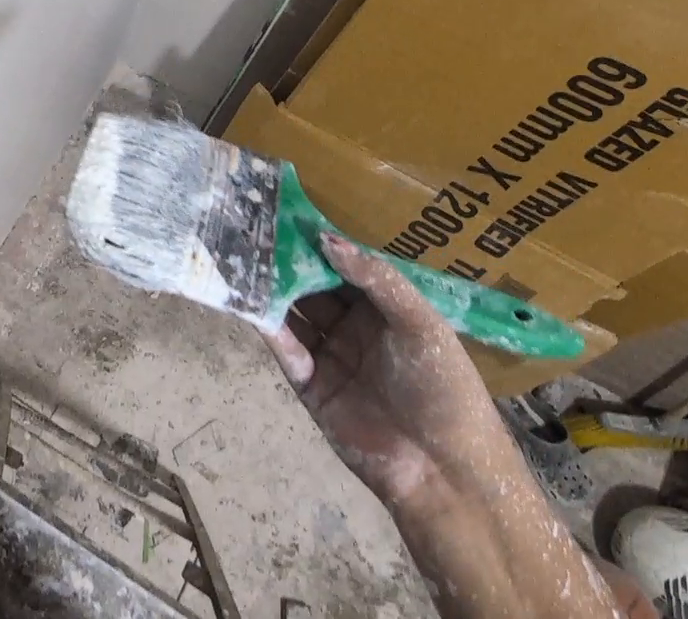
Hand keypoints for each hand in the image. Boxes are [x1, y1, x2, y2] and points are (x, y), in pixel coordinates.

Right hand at [258, 234, 517, 506]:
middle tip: (254, 234)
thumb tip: (325, 239)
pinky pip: (286, 351)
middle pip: (312, 289)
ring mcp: (329, 356)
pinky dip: (269, 330)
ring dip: (271, 293)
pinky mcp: (309, 384)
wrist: (443, 470)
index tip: (287, 216)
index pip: (344, 269)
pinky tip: (252, 307)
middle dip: (287, 266)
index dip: (318, 246)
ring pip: (292, 316)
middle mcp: (353, 328)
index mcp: (385, 310)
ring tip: (243, 264)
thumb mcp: (420, 324)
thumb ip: (376, 279)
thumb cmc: (443, 388)